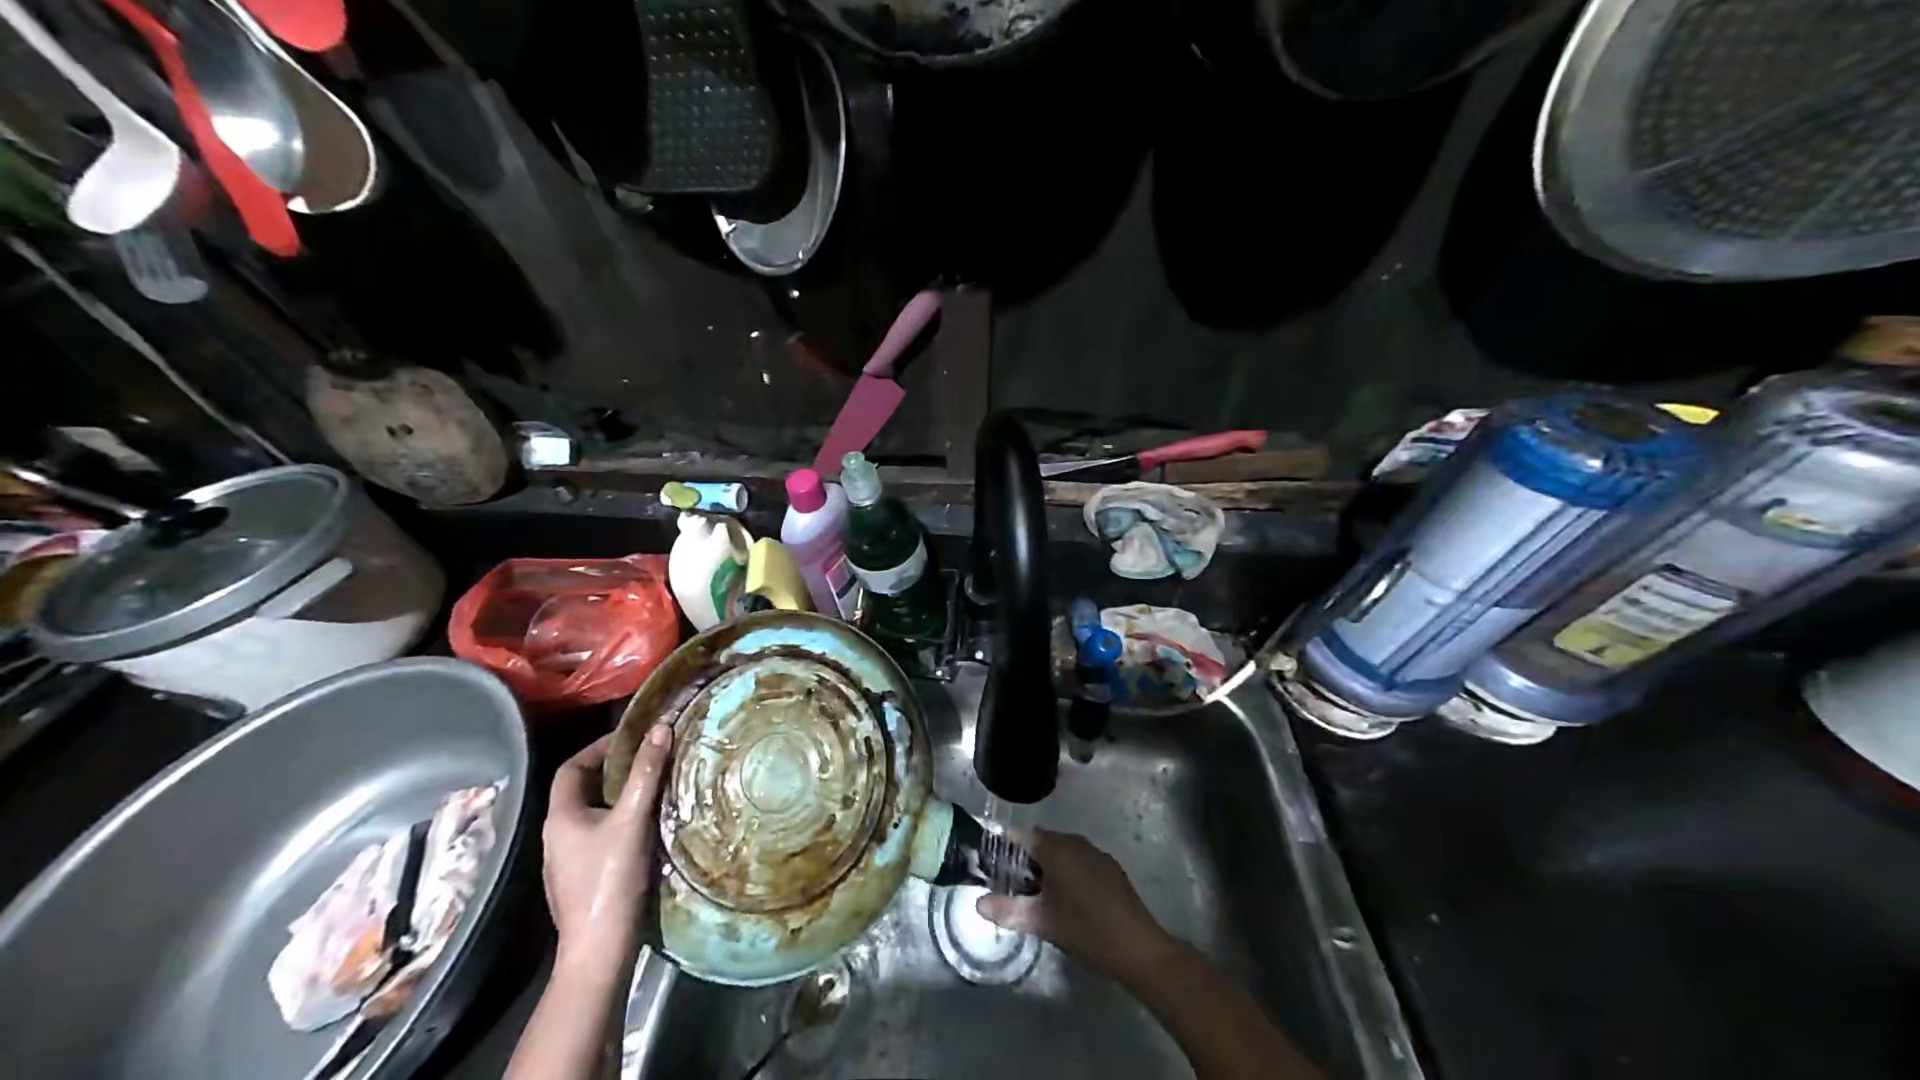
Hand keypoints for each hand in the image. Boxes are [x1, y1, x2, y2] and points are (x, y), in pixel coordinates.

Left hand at [540, 725, 672, 967]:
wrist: (599, 949)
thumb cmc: (610, 879)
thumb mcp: (632, 819)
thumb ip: (647, 773)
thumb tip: (662, 728)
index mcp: (560, 818)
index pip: (571, 768)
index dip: (598, 748)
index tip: (632, 739)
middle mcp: (558, 836)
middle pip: (583, 790)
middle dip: (615, 771)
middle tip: (650, 760)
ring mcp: (569, 860)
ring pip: (594, 814)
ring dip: (621, 797)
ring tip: (655, 788)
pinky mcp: (585, 878)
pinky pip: (601, 836)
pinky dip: (622, 821)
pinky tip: (648, 827)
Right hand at [976, 829, 1178, 983]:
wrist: (1138, 948)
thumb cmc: (1085, 930)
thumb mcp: (1041, 922)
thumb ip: (1007, 910)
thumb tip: (978, 903)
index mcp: (1057, 848)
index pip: (1021, 836)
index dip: (1004, 851)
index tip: (993, 870)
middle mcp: (1076, 842)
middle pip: (1041, 843)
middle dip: (1024, 863)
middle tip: (1012, 889)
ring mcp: (1096, 854)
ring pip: (1061, 853)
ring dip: (1046, 870)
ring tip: (1036, 899)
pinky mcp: (1111, 869)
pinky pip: (1079, 863)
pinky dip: (1067, 874)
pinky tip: (1066, 902)